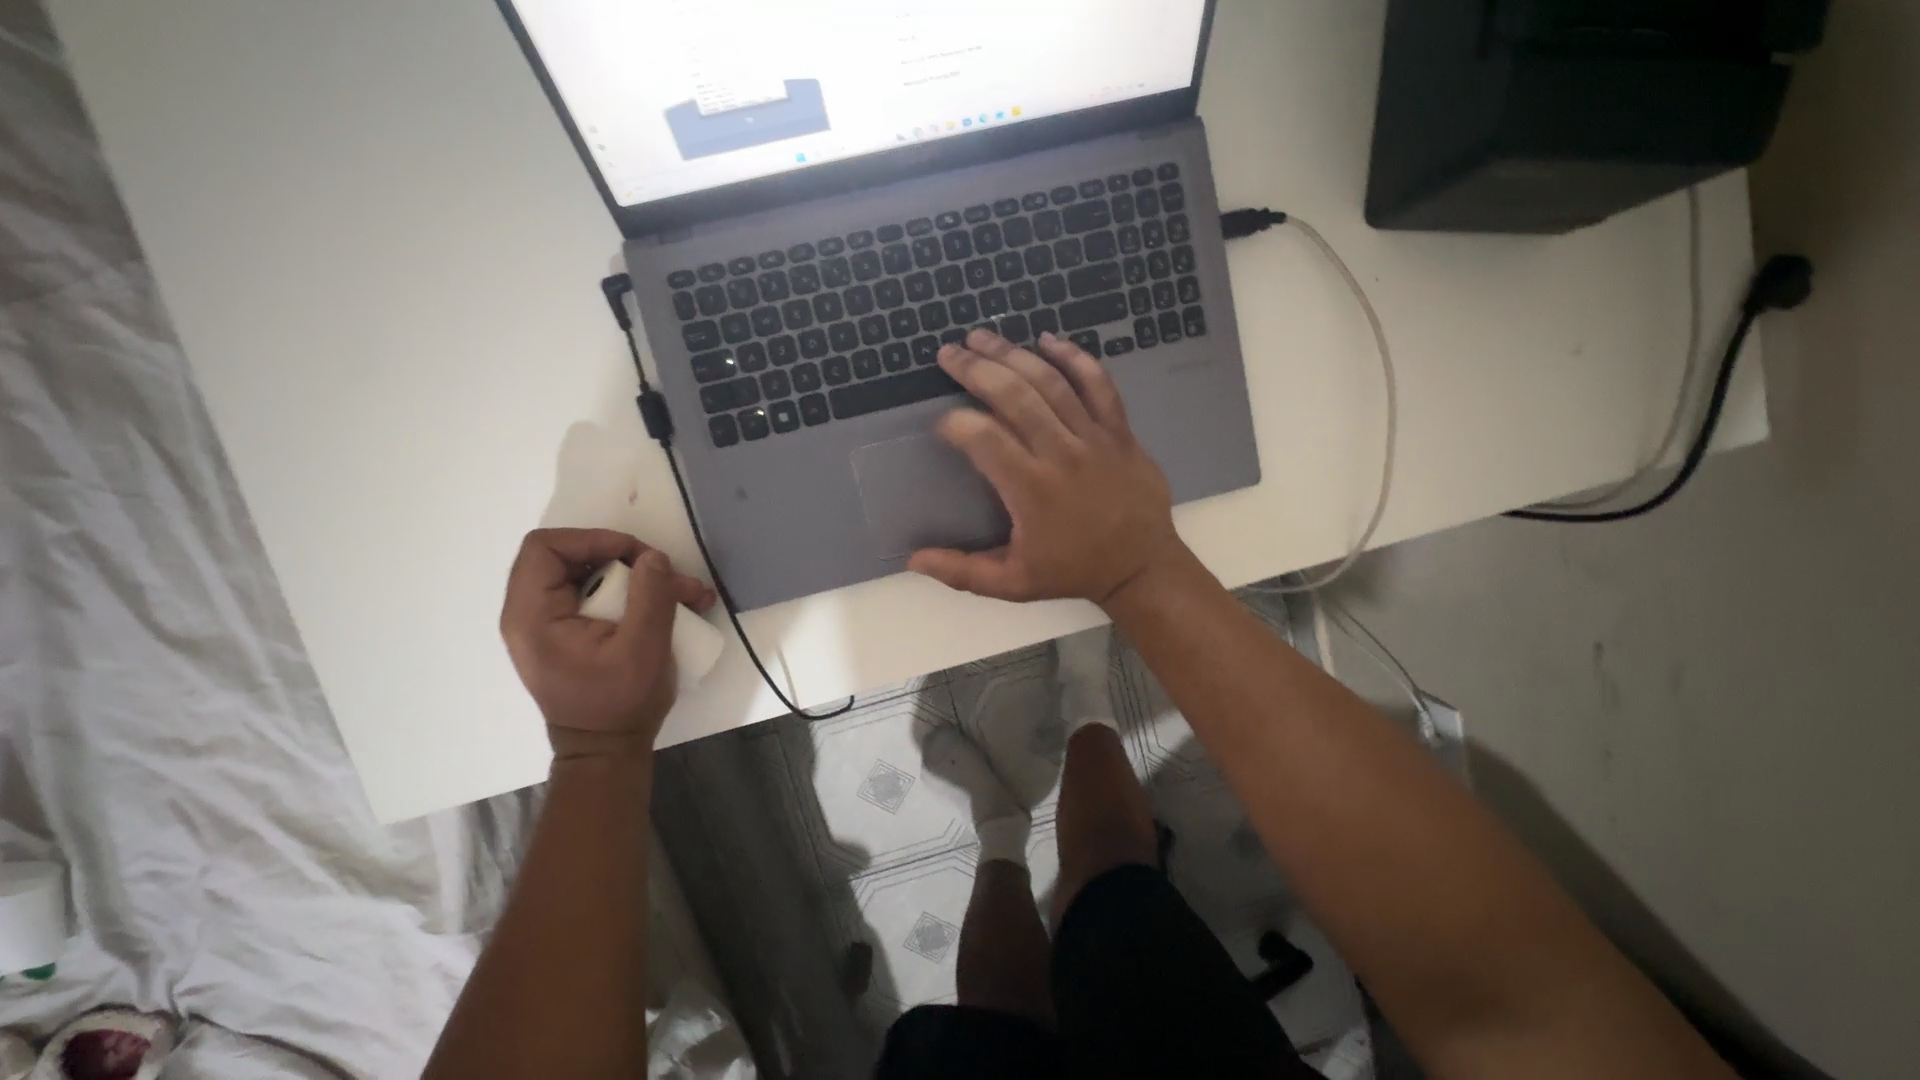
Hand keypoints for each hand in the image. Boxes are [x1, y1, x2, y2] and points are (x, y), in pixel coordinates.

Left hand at [499, 528, 715, 759]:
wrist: (607, 750)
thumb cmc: (618, 703)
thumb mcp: (643, 648)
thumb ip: (650, 596)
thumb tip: (653, 556)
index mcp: (532, 615)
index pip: (544, 548)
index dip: (591, 539)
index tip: (635, 554)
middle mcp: (531, 614)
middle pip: (569, 556)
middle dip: (625, 557)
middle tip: (664, 572)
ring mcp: (550, 624)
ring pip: (591, 574)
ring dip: (639, 577)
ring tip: (688, 593)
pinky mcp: (570, 633)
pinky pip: (597, 596)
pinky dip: (634, 595)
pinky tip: (675, 606)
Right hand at [909, 329, 1186, 605]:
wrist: (1142, 568)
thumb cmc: (1072, 572)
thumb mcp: (1012, 583)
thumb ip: (962, 572)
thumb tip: (913, 560)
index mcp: (1031, 489)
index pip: (984, 438)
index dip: (956, 424)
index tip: (942, 425)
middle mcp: (1061, 454)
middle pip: (1013, 396)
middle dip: (976, 370)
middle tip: (949, 354)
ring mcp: (1094, 438)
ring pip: (1051, 383)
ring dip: (1013, 354)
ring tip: (982, 337)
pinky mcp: (1119, 431)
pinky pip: (1099, 385)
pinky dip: (1075, 358)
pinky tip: (1048, 340)